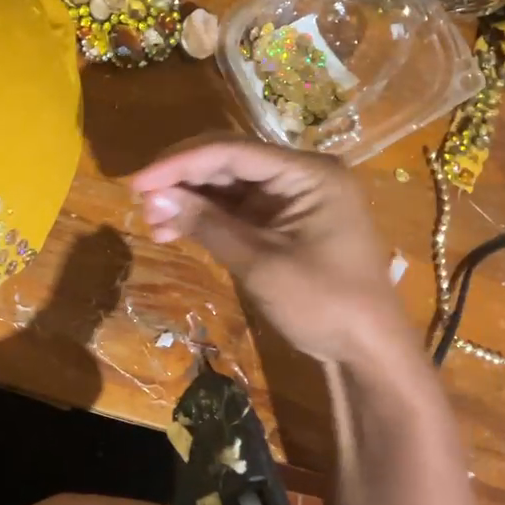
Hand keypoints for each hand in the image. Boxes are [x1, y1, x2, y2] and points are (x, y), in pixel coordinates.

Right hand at [128, 139, 405, 364]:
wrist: (368, 352)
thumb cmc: (324, 303)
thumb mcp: (260, 263)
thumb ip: (207, 223)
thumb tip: (152, 197)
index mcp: (308, 173)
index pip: (231, 151)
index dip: (178, 163)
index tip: (136, 182)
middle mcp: (300, 175)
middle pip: (226, 160)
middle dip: (179, 178)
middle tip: (139, 199)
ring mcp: (290, 198)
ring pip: (224, 183)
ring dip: (186, 198)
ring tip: (152, 222)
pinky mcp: (280, 220)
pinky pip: (232, 206)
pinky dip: (202, 216)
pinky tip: (171, 229)